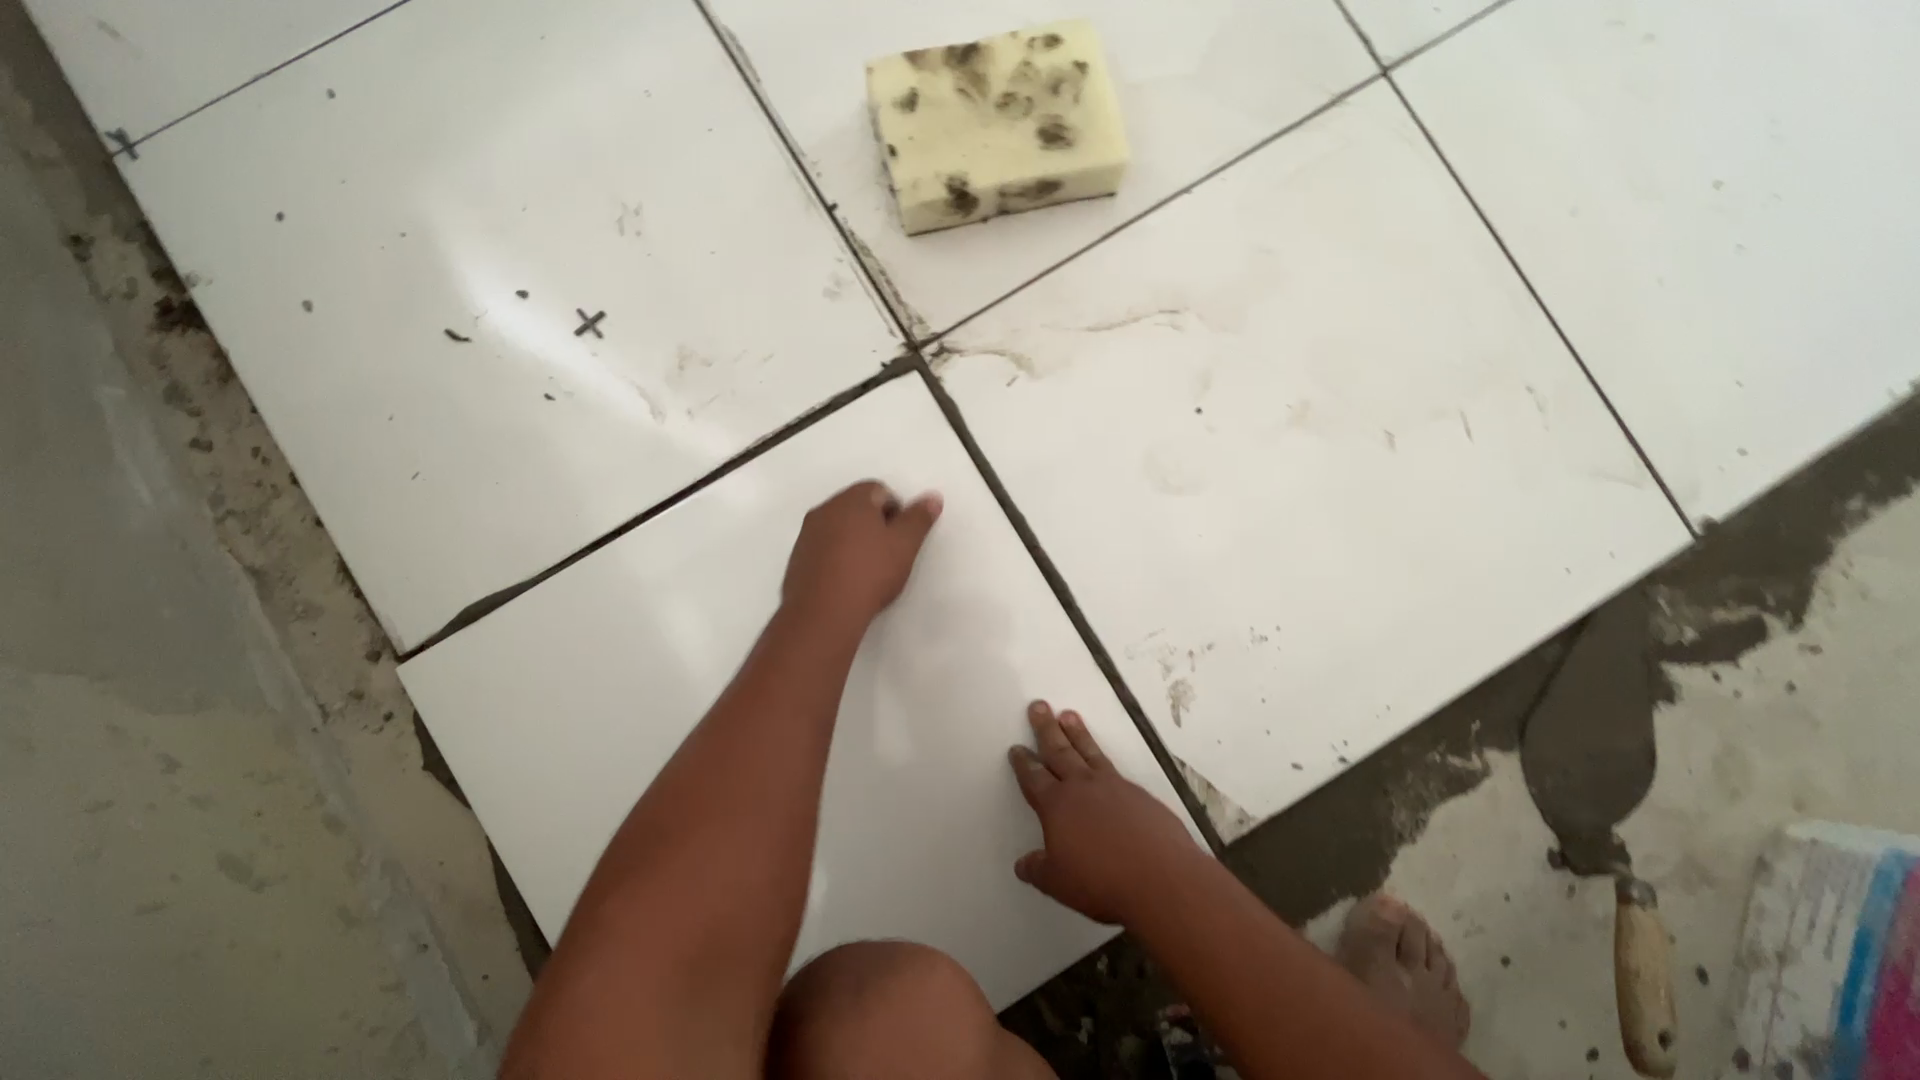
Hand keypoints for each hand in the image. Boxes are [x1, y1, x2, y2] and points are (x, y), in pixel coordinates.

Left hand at [781, 480, 942, 630]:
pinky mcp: (797, 558)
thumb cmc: (870, 573)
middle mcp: (825, 510)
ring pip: (838, 528)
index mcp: (851, 500)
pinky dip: (837, 557)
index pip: (879, 490)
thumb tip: (932, 497)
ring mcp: (807, 534)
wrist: (823, 612)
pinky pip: (823, 548)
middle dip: (875, 524)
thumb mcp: (905, 545)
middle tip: (889, 553)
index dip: (896, 511)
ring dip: (855, 541)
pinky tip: (847, 581)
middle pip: (857, 507)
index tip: (902, 539)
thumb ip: (919, 518)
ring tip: (868, 570)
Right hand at [1009, 701, 1203, 924]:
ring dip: (1077, 733)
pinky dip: (1104, 758)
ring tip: (1068, 715)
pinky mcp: (1139, 794)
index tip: (1017, 748)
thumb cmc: (1101, 881)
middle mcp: (1083, 788)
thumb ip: (1038, 869)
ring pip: (1089, 752)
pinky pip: (1114, 768)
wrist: (1161, 878)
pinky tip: (1104, 762)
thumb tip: (1023, 864)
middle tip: (1039, 706)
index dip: (1023, 763)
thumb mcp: (1058, 883)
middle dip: (1046, 729)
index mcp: (1056, 806)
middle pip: (1059, 751)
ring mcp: (1114, 787)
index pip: (1034, 778)